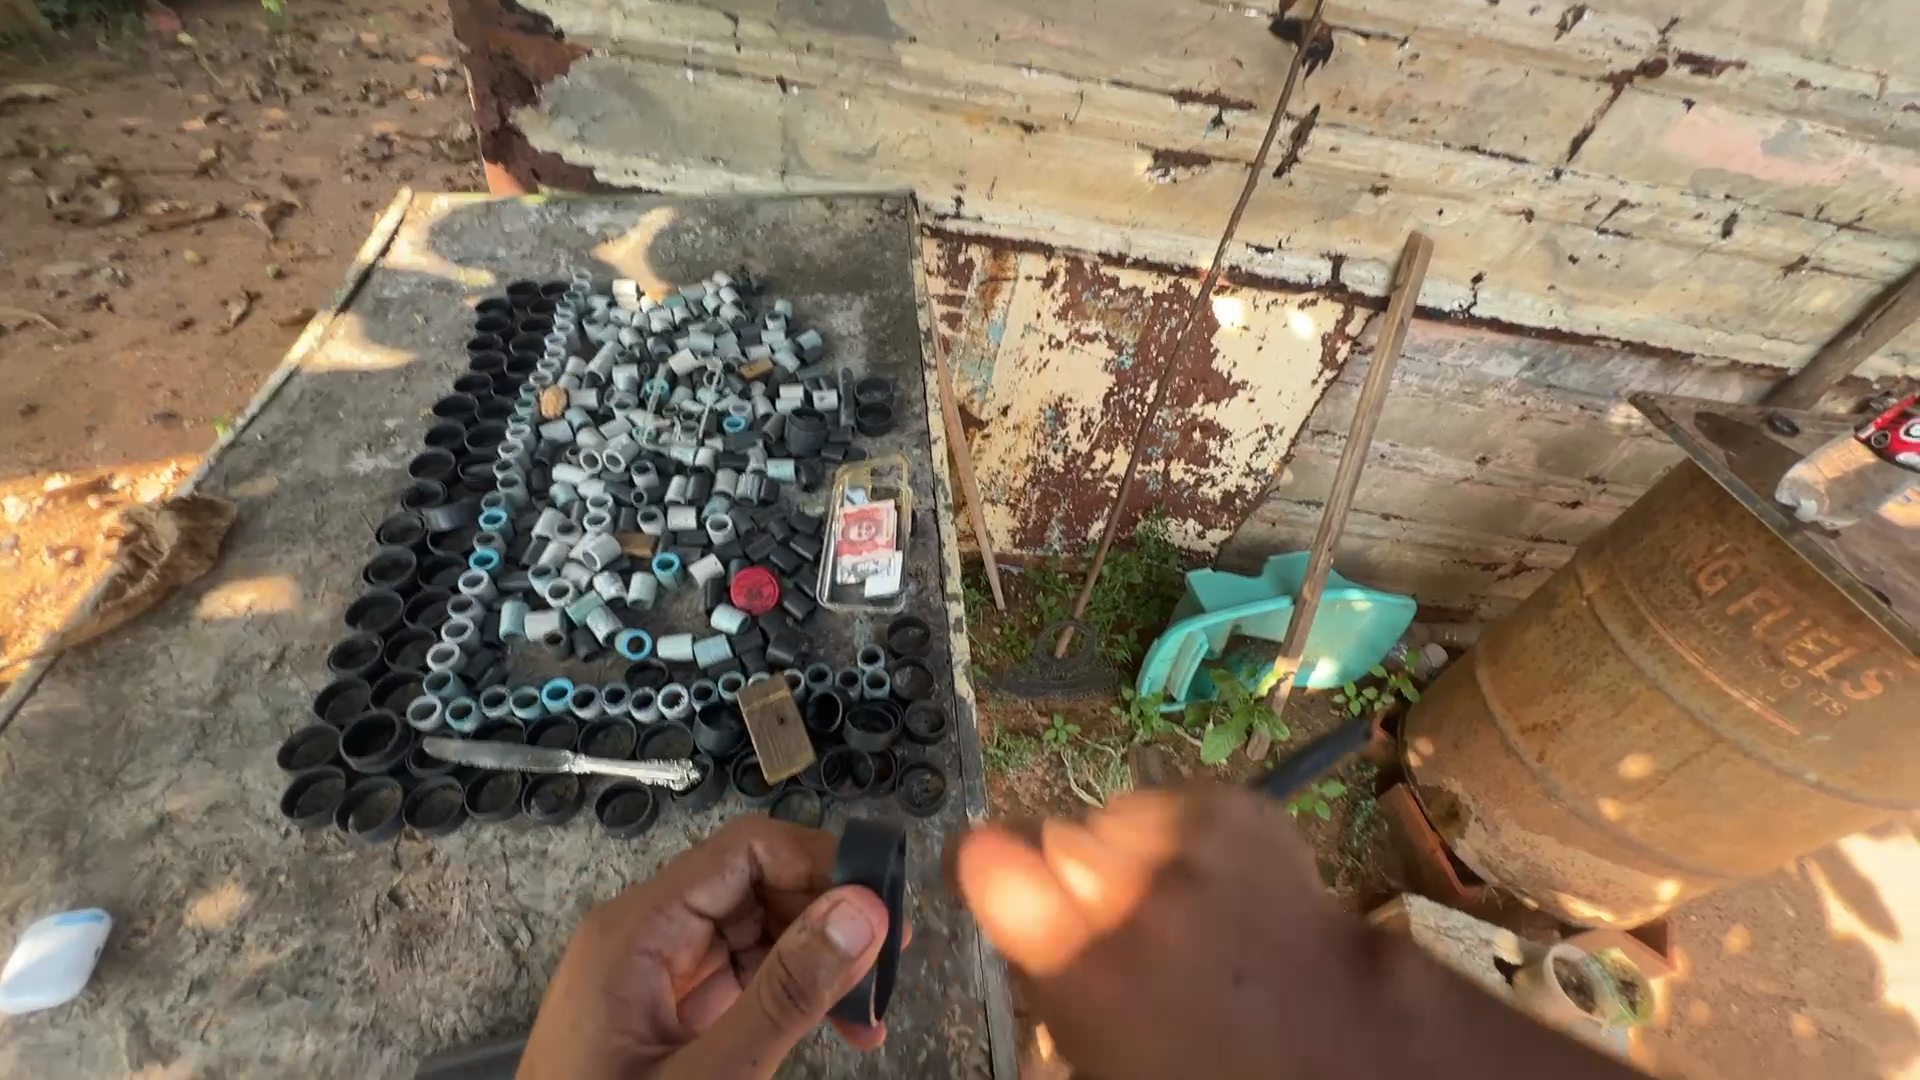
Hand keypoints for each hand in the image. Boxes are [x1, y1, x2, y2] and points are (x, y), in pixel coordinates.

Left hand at [518, 816, 894, 1079]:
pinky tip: (842, 1024)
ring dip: (821, 957)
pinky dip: (796, 992)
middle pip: (759, 882)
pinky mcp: (679, 1008)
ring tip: (873, 1006)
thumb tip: (867, 907)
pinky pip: (750, 974)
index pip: (747, 848)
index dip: (819, 862)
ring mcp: (664, 971)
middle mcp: (652, 931)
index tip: (881, 905)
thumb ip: (785, 994)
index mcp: (641, 926)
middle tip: (890, 960)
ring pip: (762, 926)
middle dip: (828, 914)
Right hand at [951, 785, 1345, 1078]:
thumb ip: (1049, 987)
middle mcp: (1125, 883)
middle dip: (1072, 874)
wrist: (1357, 1053)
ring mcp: (1187, 836)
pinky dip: (1183, 834)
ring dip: (1127, 851)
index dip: (983, 863)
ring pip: (1112, 815)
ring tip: (1178, 902)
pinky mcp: (1237, 805)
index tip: (987, 871)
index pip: (987, 857)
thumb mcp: (1102, 1054)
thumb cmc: (1214, 1075)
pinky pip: (1172, 802)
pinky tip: (1219, 880)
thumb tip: (1022, 941)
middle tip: (1114, 923)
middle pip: (1054, 837)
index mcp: (1082, 963)